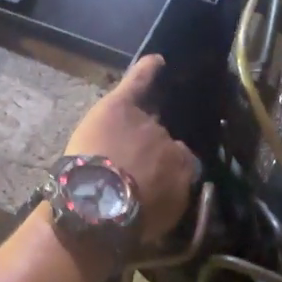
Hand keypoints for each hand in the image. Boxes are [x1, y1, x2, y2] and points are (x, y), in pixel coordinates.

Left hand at [66, 54, 196, 242]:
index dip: (162, 174)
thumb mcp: (163, 221)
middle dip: (148, 154)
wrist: (98, 206)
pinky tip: (157, 60)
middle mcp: (171, 143)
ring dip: (138, 128)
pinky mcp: (122, 107)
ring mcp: (146, 123)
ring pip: (144, 122)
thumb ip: (172, 200)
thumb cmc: (128, 222)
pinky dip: (147, 70)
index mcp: (183, 170)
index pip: (180, 165)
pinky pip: (139, 82)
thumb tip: (172, 189)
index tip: (148, 184)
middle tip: (128, 170)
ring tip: (126, 136)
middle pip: (161, 142)